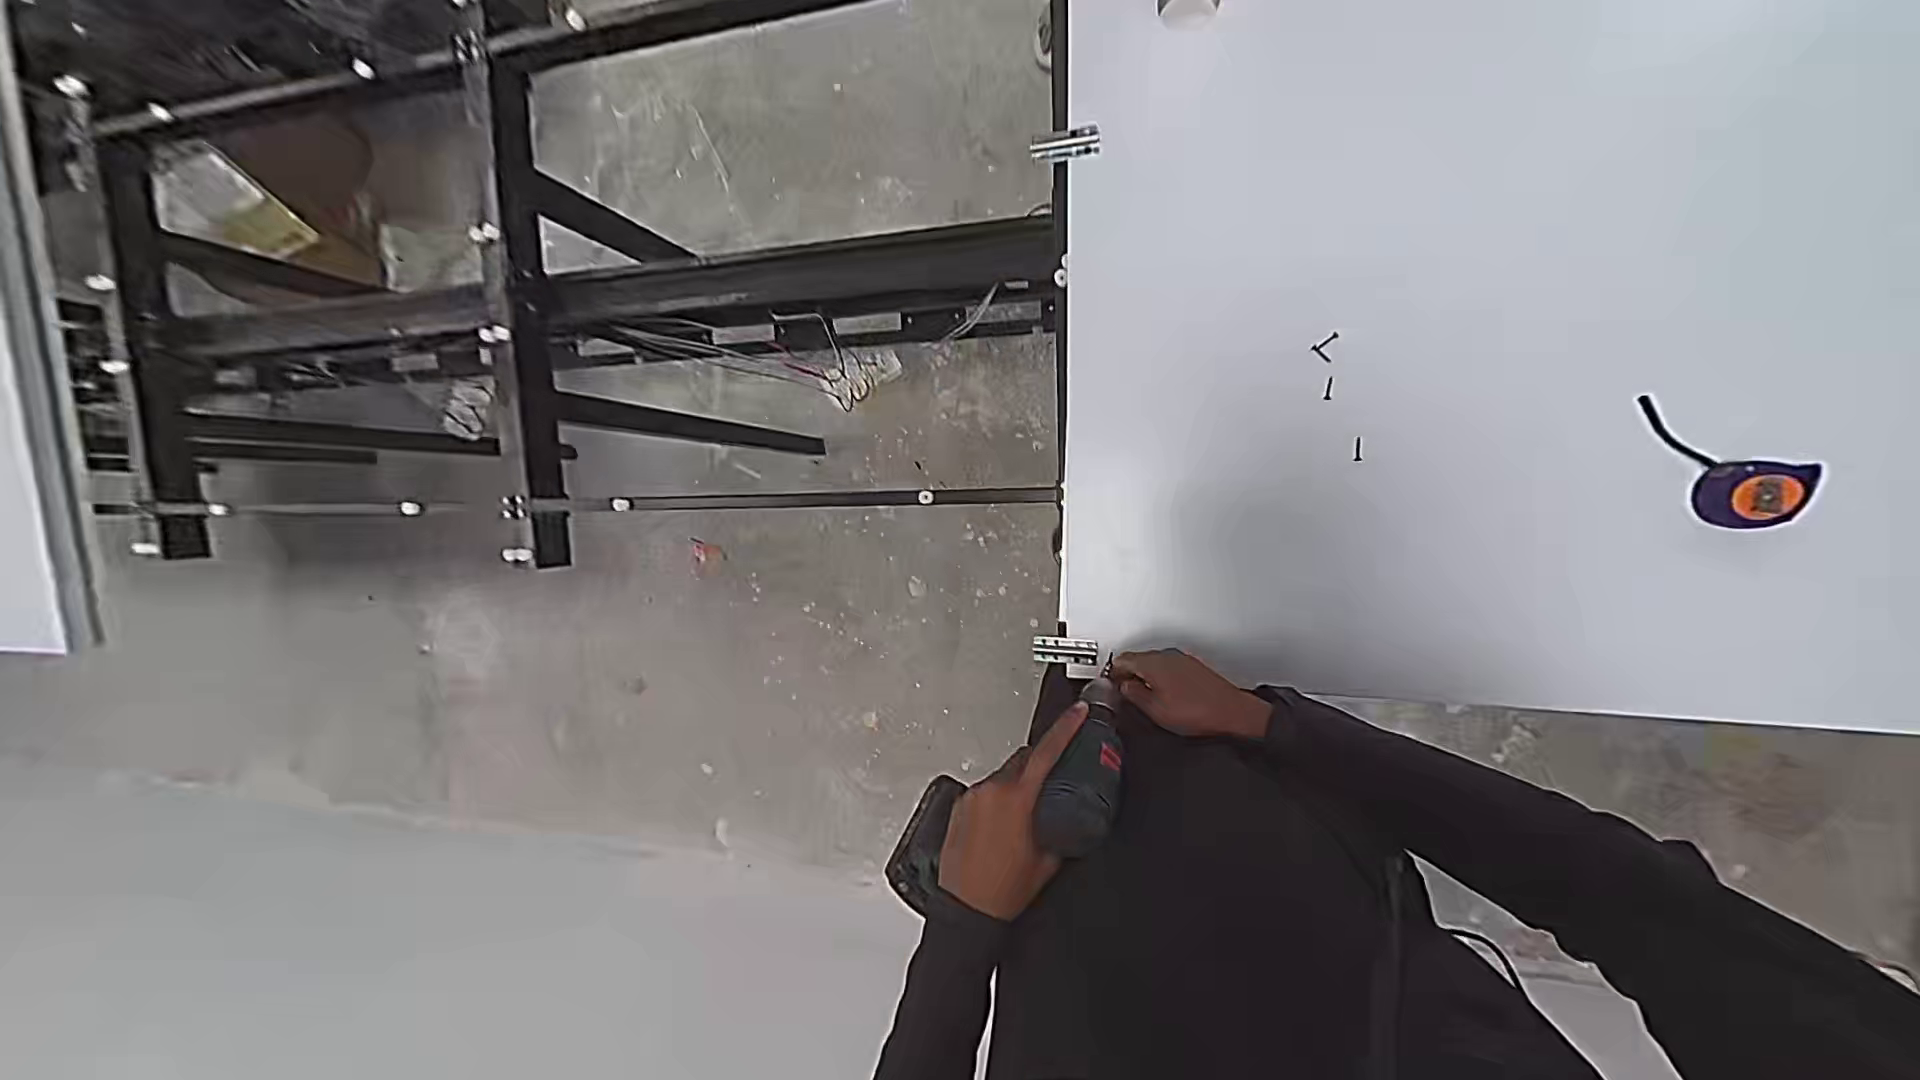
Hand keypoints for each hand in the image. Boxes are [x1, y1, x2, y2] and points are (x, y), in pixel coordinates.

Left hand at [938, 702, 1087, 919]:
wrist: (966, 910)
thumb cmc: (1005, 890)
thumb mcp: (1048, 859)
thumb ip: (1060, 826)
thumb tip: (1069, 811)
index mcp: (1018, 799)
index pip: (1047, 752)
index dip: (1066, 728)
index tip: (1077, 713)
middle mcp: (993, 790)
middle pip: (1023, 759)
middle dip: (1038, 764)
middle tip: (1051, 782)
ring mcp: (973, 796)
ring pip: (1004, 776)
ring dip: (1016, 786)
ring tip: (1020, 820)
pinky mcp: (960, 805)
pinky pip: (985, 791)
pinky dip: (996, 800)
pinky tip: (1000, 827)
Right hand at [1110, 648, 1270, 740]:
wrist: (1232, 713)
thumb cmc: (1197, 712)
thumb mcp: (1154, 709)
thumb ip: (1133, 694)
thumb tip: (1124, 686)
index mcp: (1152, 663)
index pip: (1122, 659)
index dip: (1113, 673)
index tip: (1112, 684)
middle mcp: (1166, 655)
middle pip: (1137, 658)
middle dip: (1128, 673)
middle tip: (1125, 691)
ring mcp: (1181, 659)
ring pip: (1153, 662)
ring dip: (1145, 675)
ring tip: (1146, 696)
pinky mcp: (1192, 667)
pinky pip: (1168, 666)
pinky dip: (1161, 676)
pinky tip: (1166, 694)